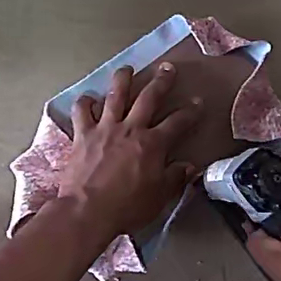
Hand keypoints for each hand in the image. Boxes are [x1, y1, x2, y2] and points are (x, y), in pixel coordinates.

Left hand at [56, 63, 200, 241]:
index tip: (198, 102)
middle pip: (149, 97)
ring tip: (127, 68)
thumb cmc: (127, 206)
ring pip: (115, 95)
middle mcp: (131, 129)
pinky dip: (85, 103)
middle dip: (161, 82)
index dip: (191, 111)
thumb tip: (189, 167)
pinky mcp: (82, 135)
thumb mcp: (159, 196)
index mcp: (153, 144)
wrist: (86, 212)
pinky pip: (82, 112)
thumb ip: (175, 177)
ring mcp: (105, 129)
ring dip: (122, 79)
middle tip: (167, 68)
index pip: (178, 122)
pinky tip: (88, 99)